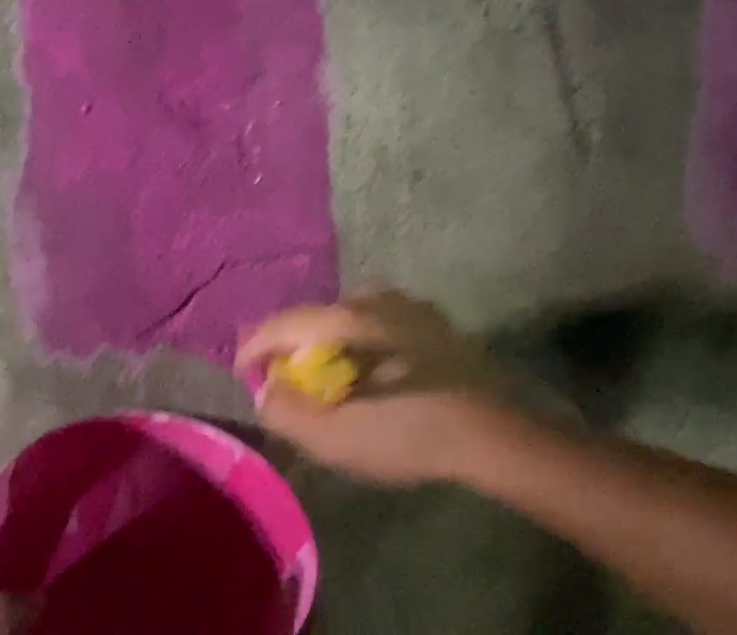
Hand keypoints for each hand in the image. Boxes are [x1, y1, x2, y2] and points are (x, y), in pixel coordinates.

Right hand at [235, 290, 507, 484]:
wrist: (493, 434)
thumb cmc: (410, 434)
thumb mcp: (339, 440)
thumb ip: (289, 413)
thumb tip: (265, 390)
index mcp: (349, 318)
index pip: (284, 322)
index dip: (255, 346)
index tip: (243, 372)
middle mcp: (376, 297)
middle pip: (316, 315)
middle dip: (292, 345)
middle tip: (285, 379)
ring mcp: (409, 305)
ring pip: (349, 314)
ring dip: (329, 340)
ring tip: (328, 374)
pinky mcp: (433, 321)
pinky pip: (380, 322)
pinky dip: (362, 340)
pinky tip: (371, 369)